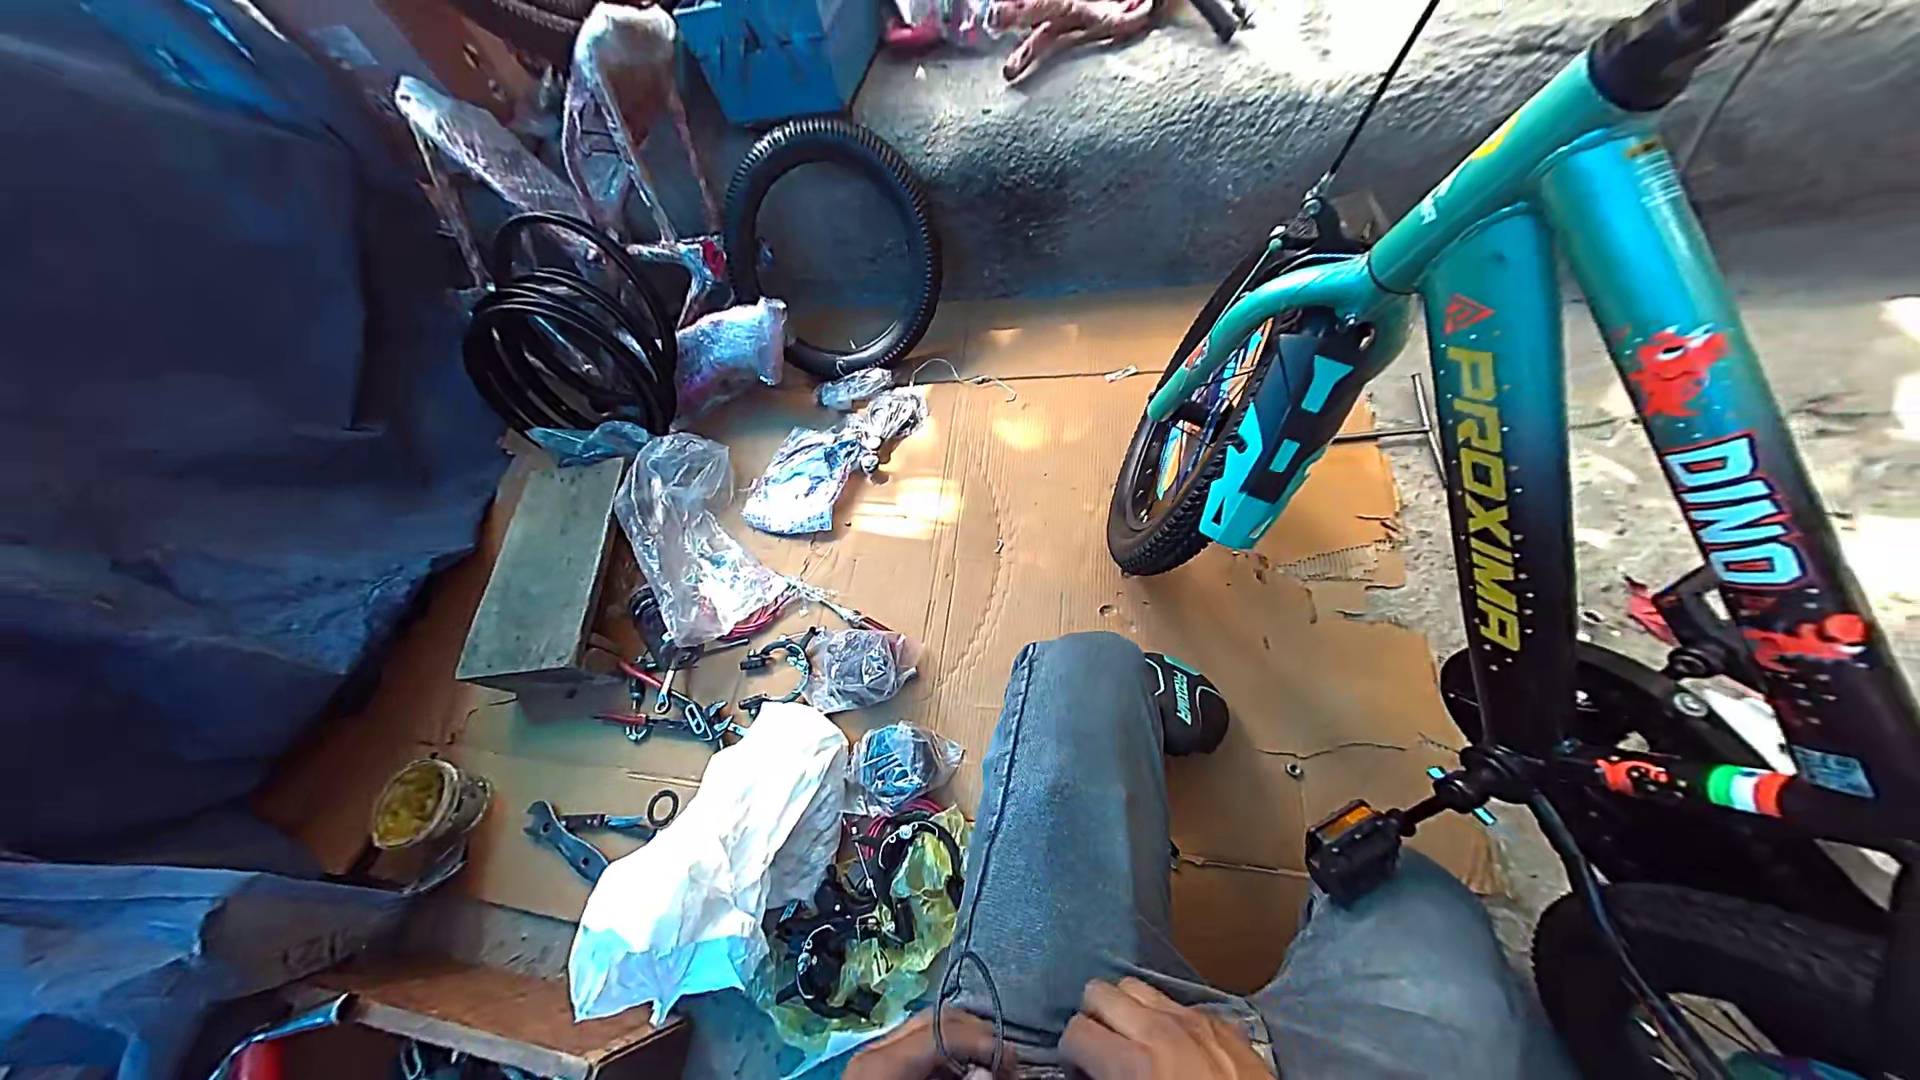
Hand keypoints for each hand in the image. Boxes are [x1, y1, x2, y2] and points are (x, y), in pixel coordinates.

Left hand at [846, 1006, 1014, 1079]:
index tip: (1010, 1059)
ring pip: (928, 1033)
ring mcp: (875, 1060)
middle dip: (974, 1035)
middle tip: (1006, 1060)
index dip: (979, 1039)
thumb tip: (987, 1073)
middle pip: (935, 1021)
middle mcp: (874, 1051)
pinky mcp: (880, 1073)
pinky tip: (967, 1076)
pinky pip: (919, 1054)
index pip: (940, 1030)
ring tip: (991, 1067)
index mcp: (879, 1064)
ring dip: (963, 1046)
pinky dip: (947, 1061)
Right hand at [1061, 977, 1272, 1078]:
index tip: (1079, 1071)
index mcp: (1136, 1065)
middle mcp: (1159, 1029)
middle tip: (1100, 1052)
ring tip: (1130, 1040)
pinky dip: (1160, 1015)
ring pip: (1133, 985)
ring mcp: (1192, 1019)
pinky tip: (1169, 1043)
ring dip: (1124, 1010)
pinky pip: (1173, 1000)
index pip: (1076, 1031)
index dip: (1071, 1053)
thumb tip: (1089, 1072)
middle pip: (1097, 991)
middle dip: (1092, 1020)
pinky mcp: (1220, 1022)